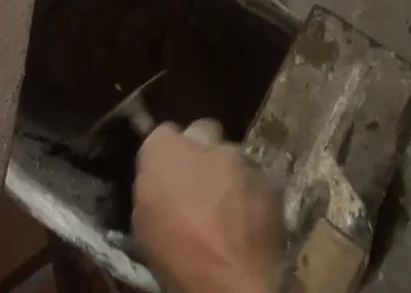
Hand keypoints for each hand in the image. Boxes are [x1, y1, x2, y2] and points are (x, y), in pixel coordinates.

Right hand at [133, 120, 282, 292]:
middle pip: (203, 131)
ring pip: (233, 157)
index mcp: (163, 148)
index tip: (171, 172)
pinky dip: (252, 194)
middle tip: (202, 181)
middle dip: (203, 150)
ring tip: (231, 207)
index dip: (170, 152)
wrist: (228, 278)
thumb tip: (163, 185)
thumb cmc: (174, 252)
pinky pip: (256, 180)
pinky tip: (250, 220)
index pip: (165, 133)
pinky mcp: (267, 180)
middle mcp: (201, 142)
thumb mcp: (143, 219)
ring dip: (230, 174)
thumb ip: (154, 187)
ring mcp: (238, 158)